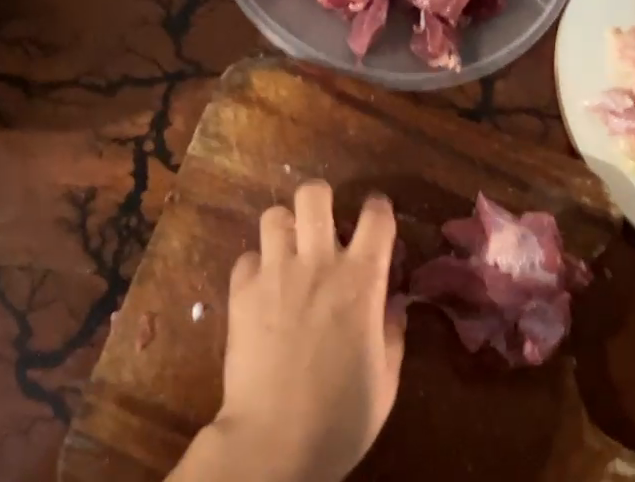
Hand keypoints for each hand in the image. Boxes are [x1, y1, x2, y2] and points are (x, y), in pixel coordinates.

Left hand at [200, 181, 406, 481]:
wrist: (276, 439)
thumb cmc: (342, 417)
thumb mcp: (386, 380)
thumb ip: (392, 333)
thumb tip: (392, 305)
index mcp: (361, 280)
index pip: (376, 216)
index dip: (378, 209)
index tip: (376, 217)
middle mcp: (318, 263)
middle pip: (314, 194)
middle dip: (321, 200)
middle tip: (323, 225)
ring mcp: (275, 273)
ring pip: (274, 216)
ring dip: (285, 229)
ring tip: (290, 253)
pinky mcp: (241, 291)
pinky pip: (247, 258)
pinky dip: (256, 267)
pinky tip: (263, 290)